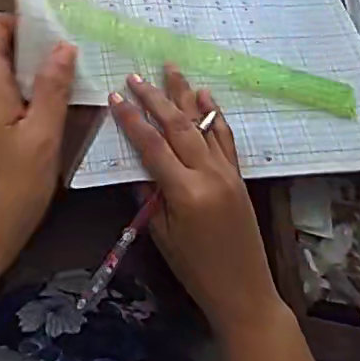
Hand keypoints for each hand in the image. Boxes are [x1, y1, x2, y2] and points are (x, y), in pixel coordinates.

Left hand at [0, 14, 75, 279]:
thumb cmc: (7, 189)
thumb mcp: (41, 137)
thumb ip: (52, 87)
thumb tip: (62, 45)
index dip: (22, 21)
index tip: (58, 34)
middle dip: (35, 49)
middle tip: (76, 60)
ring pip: (1, 74)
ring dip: (33, 77)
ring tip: (71, 87)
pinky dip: (23, 98)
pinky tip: (51, 117)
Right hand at [110, 68, 286, 331]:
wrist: (245, 292)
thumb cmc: (195, 269)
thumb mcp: (162, 233)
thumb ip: (147, 193)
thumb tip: (136, 162)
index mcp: (184, 191)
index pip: (151, 144)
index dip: (131, 118)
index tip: (115, 96)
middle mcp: (208, 174)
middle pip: (177, 125)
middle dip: (154, 97)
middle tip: (135, 76)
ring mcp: (226, 172)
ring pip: (202, 123)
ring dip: (184, 94)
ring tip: (170, 68)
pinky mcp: (238, 175)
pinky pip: (225, 137)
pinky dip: (214, 114)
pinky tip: (205, 96)